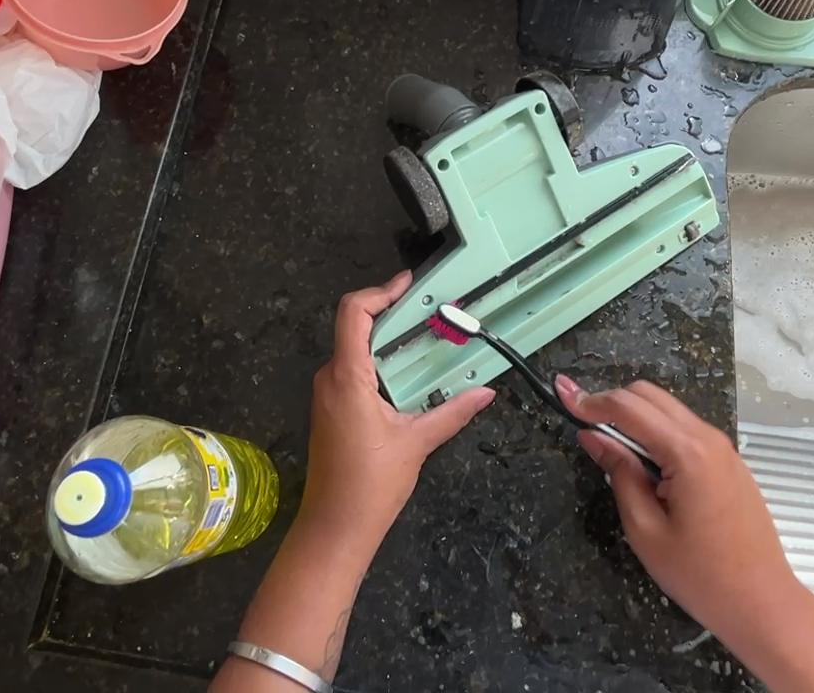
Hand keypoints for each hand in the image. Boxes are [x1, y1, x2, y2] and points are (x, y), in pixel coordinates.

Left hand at [298, 271, 495, 545]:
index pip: (354, 313)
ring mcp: (327, 393)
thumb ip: (452, 412)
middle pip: (356, 326)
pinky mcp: (330, 407)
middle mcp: (331, 377)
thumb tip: (486, 392)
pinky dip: (380, 361)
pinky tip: (407, 371)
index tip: (409, 284)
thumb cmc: (370, 485)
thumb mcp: (417, 443)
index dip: (380, 291)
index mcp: (347, 377)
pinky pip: (353, 370)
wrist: (333, 529)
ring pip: (355, 349)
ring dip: (387, 338)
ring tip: (425, 336)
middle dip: (392, 312)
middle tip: (429, 309)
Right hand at [556, 376, 795, 633]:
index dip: (589, 399)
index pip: (628, 407)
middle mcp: (707, 438)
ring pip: (666, 407)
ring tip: (610, 445)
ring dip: (634, 414)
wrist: (765, 605)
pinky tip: (644, 461)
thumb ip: (619, 473)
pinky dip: (656, 429)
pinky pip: (683, 427)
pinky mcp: (728, 461)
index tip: (561, 394)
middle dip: (611, 401)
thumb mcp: (645, 529)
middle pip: (647, 395)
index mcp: (686, 452)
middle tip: (584, 424)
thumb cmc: (701, 576)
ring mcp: (722, 447)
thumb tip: (592, 436)